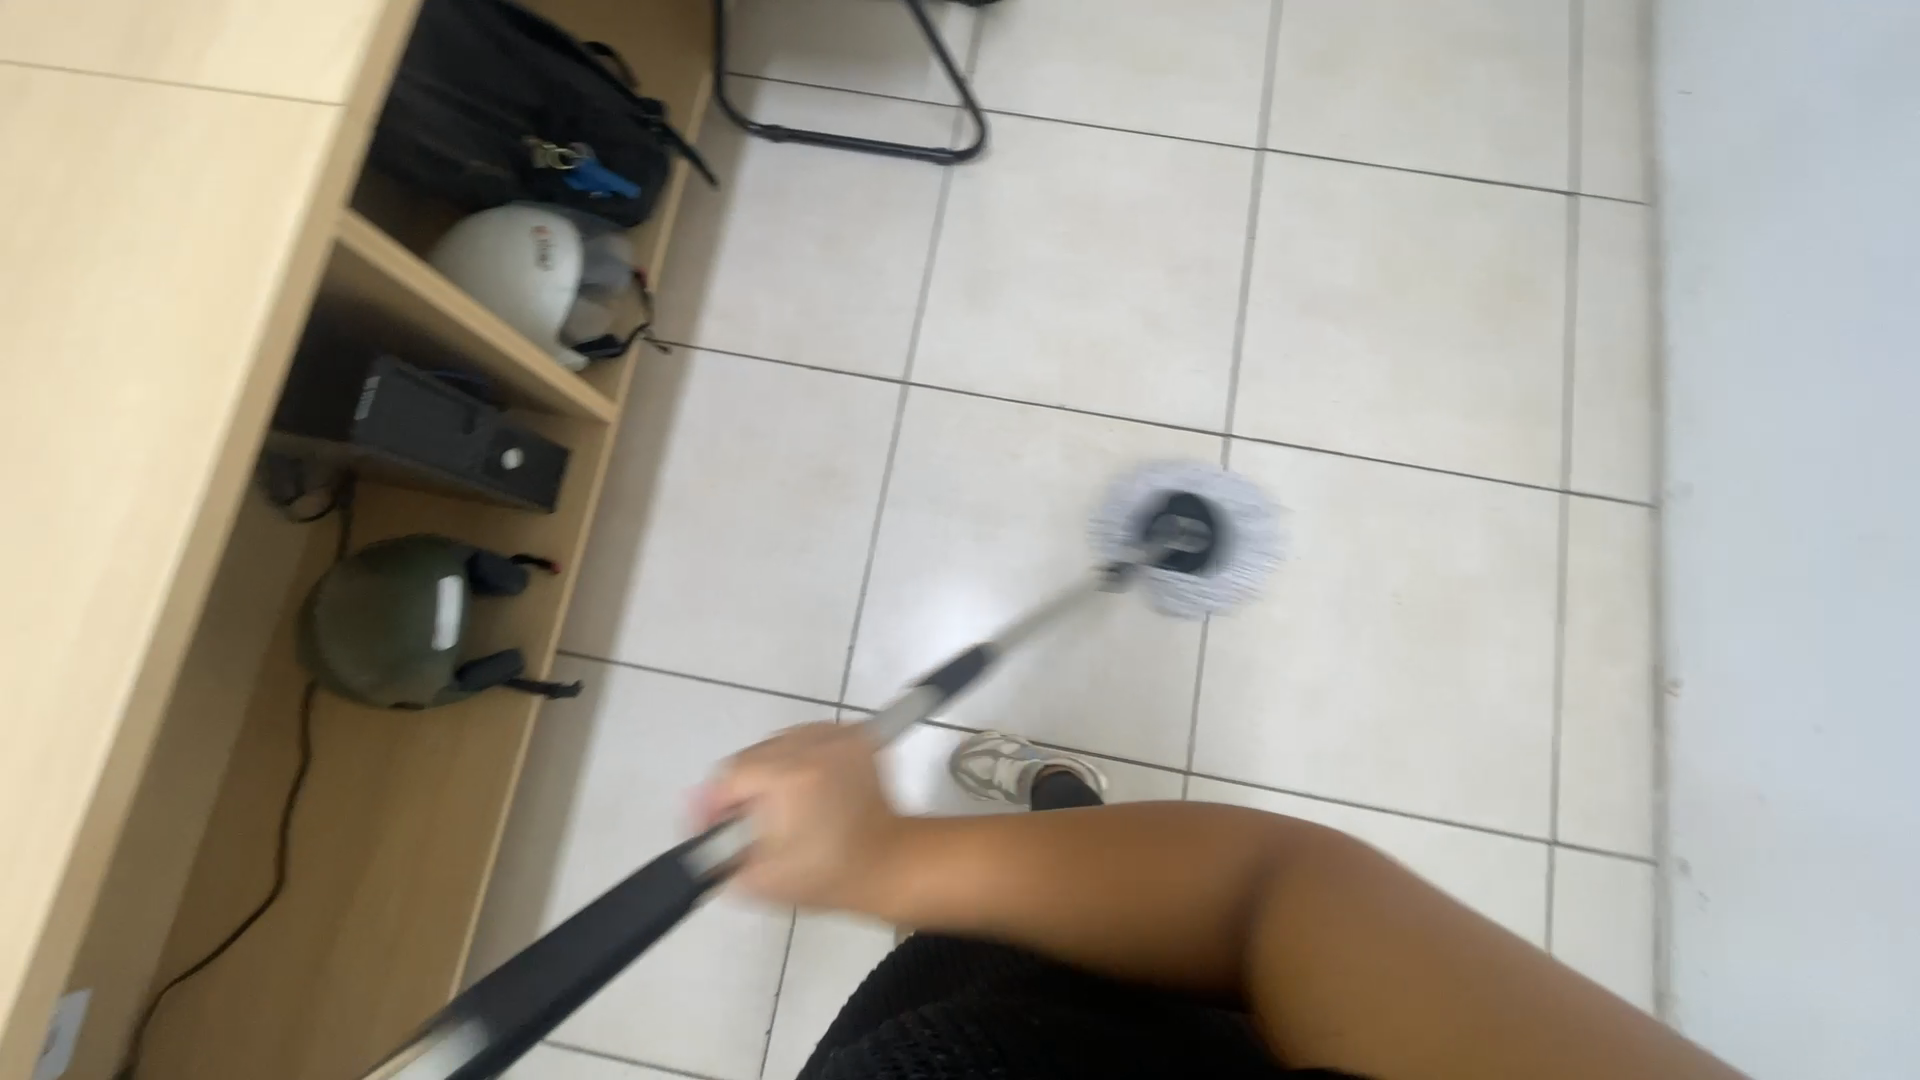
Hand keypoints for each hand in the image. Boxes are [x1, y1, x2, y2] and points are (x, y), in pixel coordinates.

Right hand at [694, 722, 907, 910]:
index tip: (711, 828)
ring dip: (770, 771)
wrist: (890, 862)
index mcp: (790, 776)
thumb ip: (718, 851)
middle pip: (754, 756)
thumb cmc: (827, 875)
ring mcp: (838, 735)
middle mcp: (813, 744)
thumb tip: (693, 816)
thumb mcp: (761, 879)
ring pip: (779, 744)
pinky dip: (799, 759)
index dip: (713, 804)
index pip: (730, 776)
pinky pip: (809, 739)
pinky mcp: (856, 735)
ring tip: (782, 807)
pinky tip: (807, 788)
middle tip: (749, 824)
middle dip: (743, 789)